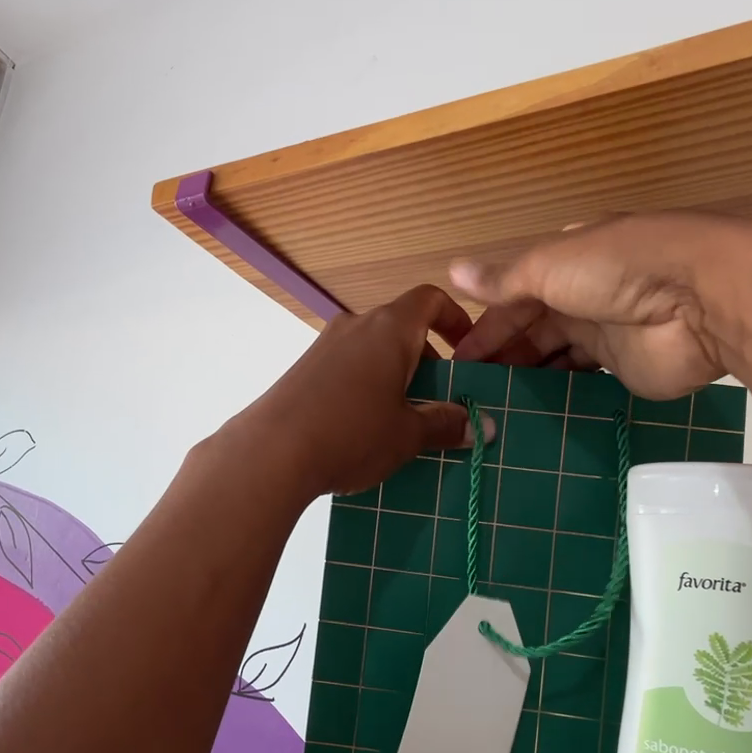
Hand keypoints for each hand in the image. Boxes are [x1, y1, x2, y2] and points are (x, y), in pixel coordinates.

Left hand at [223, 286, 492, 497]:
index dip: (455, 319)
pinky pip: (348, 367)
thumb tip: (481, 426)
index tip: (468, 352)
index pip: (430, 300)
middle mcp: (356, 325)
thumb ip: (446, 424)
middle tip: (440, 401)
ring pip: (373, 350)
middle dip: (427, 360)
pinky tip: (365, 427)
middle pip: (402, 327)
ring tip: (404, 420)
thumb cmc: (352, 433)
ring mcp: (325, 346)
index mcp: (390, 328)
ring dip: (396, 377)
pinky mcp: (303, 369)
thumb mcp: (408, 434)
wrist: (270, 452)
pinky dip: (366, 386)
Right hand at [447, 211, 751, 397]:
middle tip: (469, 391)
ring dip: (524, 376)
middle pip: (531, 328)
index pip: (513, 295)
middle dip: (501, 355)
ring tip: (490, 405)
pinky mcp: (624, 369)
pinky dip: (555, 393)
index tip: (459, 361)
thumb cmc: (618, 268)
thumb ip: (503, 279)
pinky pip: (580, 381)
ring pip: (553, 356)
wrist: (702, 300)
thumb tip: (452, 272)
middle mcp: (582, 294)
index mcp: (565, 260)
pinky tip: (528, 413)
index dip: (486, 326)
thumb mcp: (551, 264)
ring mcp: (604, 332)